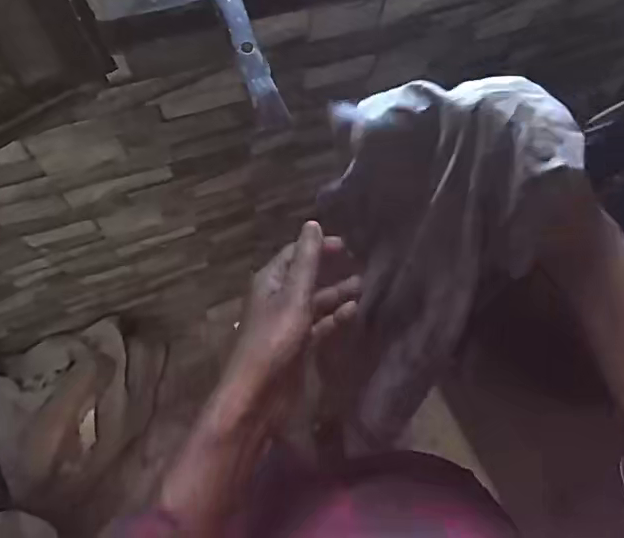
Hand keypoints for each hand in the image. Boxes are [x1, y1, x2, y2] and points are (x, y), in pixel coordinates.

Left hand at [219, 221, 361, 413]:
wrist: (257, 398)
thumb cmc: (274, 340)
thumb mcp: (293, 296)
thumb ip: (306, 261)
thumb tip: (312, 223)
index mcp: (270, 281)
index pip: (296, 253)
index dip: (319, 246)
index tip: (349, 244)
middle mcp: (278, 298)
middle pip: (308, 276)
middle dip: (332, 268)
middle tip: (363, 263)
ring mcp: (288, 323)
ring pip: (316, 301)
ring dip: (338, 293)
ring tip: (366, 285)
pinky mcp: (298, 347)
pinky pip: (319, 324)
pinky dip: (335, 317)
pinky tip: (354, 312)